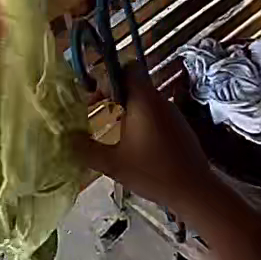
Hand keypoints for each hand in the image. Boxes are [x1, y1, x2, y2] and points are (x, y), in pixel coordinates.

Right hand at [73, 65, 225, 213]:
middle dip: (112, 92)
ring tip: (111, 126)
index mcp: (144, 101)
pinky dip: (140, 119)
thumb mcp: (112, 164)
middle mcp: (159, 101)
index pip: (126, 68)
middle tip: (95, 108)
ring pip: (144, 99)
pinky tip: (132, 141)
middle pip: (134, 83)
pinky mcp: (179, 127)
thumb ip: (86, 149)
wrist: (194, 191)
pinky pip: (155, 113)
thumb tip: (66, 138)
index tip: (91, 95)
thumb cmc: (153, 173)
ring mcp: (172, 113)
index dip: (106, 76)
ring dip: (126, 107)